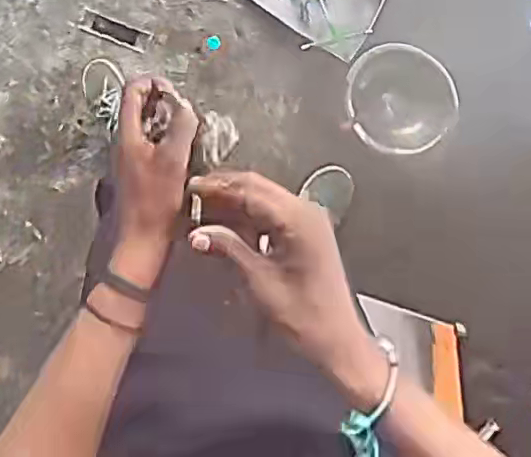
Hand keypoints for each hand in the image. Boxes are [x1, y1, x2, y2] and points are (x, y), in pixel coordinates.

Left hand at [111, 76, 197, 283]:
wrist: (140, 243)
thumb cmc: (154, 202)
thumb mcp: (174, 159)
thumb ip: (181, 126)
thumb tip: (185, 106)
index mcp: (127, 133)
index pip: (132, 90)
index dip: (153, 83)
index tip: (174, 94)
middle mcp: (123, 141)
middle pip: (139, 105)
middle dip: (163, 101)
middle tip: (184, 112)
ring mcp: (128, 156)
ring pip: (147, 124)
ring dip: (166, 121)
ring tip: (187, 131)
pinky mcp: (137, 170)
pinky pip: (150, 142)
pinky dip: (165, 138)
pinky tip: (182, 152)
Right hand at [187, 171, 389, 406]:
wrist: (340, 344)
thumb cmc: (303, 317)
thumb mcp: (260, 282)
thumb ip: (229, 248)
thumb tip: (197, 233)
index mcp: (297, 217)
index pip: (250, 190)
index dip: (217, 187)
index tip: (190, 189)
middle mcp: (305, 209)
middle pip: (257, 187)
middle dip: (224, 189)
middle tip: (193, 196)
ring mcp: (308, 219)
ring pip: (264, 197)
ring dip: (235, 201)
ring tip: (204, 209)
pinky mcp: (307, 231)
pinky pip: (273, 212)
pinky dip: (250, 215)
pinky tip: (228, 224)